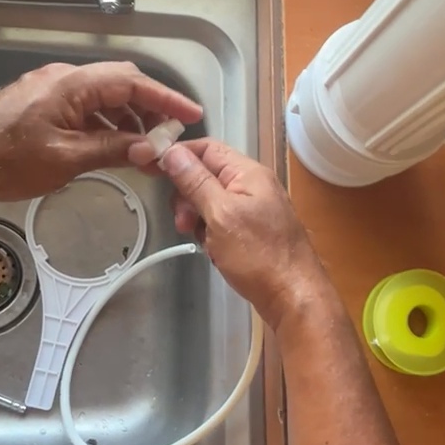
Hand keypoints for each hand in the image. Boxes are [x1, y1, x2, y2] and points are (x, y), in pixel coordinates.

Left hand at [0, 62, 201, 200]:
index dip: (167, 99)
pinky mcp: (42, 105)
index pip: (133, 83)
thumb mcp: (68, 159)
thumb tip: (151, 149)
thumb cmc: (7, 160)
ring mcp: (51, 90)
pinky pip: (86, 109)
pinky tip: (116, 148)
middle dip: (151, 108)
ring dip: (129, 120)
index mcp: (73, 84)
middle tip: (171, 136)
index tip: (192, 115)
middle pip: (121, 85)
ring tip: (147, 150)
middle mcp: (65, 79)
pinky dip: (107, 125)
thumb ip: (113, 149)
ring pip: (104, 98)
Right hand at [148, 138, 332, 325]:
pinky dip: (211, 233)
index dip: (178, 155)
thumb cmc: (259, 255)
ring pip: (211, 201)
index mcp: (248, 172)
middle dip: (187, 195)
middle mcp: (253, 185)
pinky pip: (222, 221)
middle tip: (183, 222)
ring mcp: (254, 208)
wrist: (293, 297)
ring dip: (198, 218)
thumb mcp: (220, 215)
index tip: (151, 170)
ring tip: (202, 241)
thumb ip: (196, 182)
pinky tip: (214, 251)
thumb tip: (172, 151)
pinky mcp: (253, 231)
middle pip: (206, 174)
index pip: (206, 148)